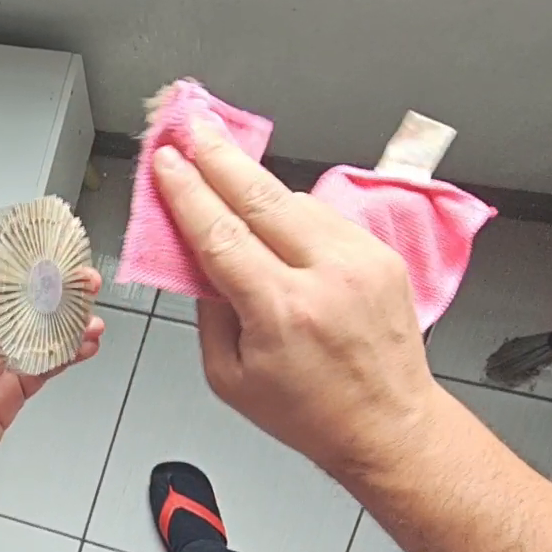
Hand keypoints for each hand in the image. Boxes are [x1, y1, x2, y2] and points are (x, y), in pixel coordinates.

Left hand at [0, 264, 104, 534]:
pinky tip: (83, 346)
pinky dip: (64, 357)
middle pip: (15, 305)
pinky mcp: (6, 397)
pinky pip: (40, 369)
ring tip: (91, 311)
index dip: (11, 263)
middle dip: (49, 289)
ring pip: (34, 335)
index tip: (41, 248)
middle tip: (80, 278)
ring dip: (63, 322)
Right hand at [151, 121, 448, 481]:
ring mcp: (361, 259)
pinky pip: (321, 217)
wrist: (385, 422)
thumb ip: (211, 315)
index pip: (221, 234)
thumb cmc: (304, 412)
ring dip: (251, 180)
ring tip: (220, 159)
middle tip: (191, 129)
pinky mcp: (380, 256)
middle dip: (218, 159)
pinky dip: (286, 206)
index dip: (187, 194)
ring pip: (293, 200)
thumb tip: (199, 268)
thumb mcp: (228, 378)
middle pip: (260, 197)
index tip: (166, 165)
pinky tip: (263, 202)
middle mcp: (327, 275)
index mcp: (281, 310)